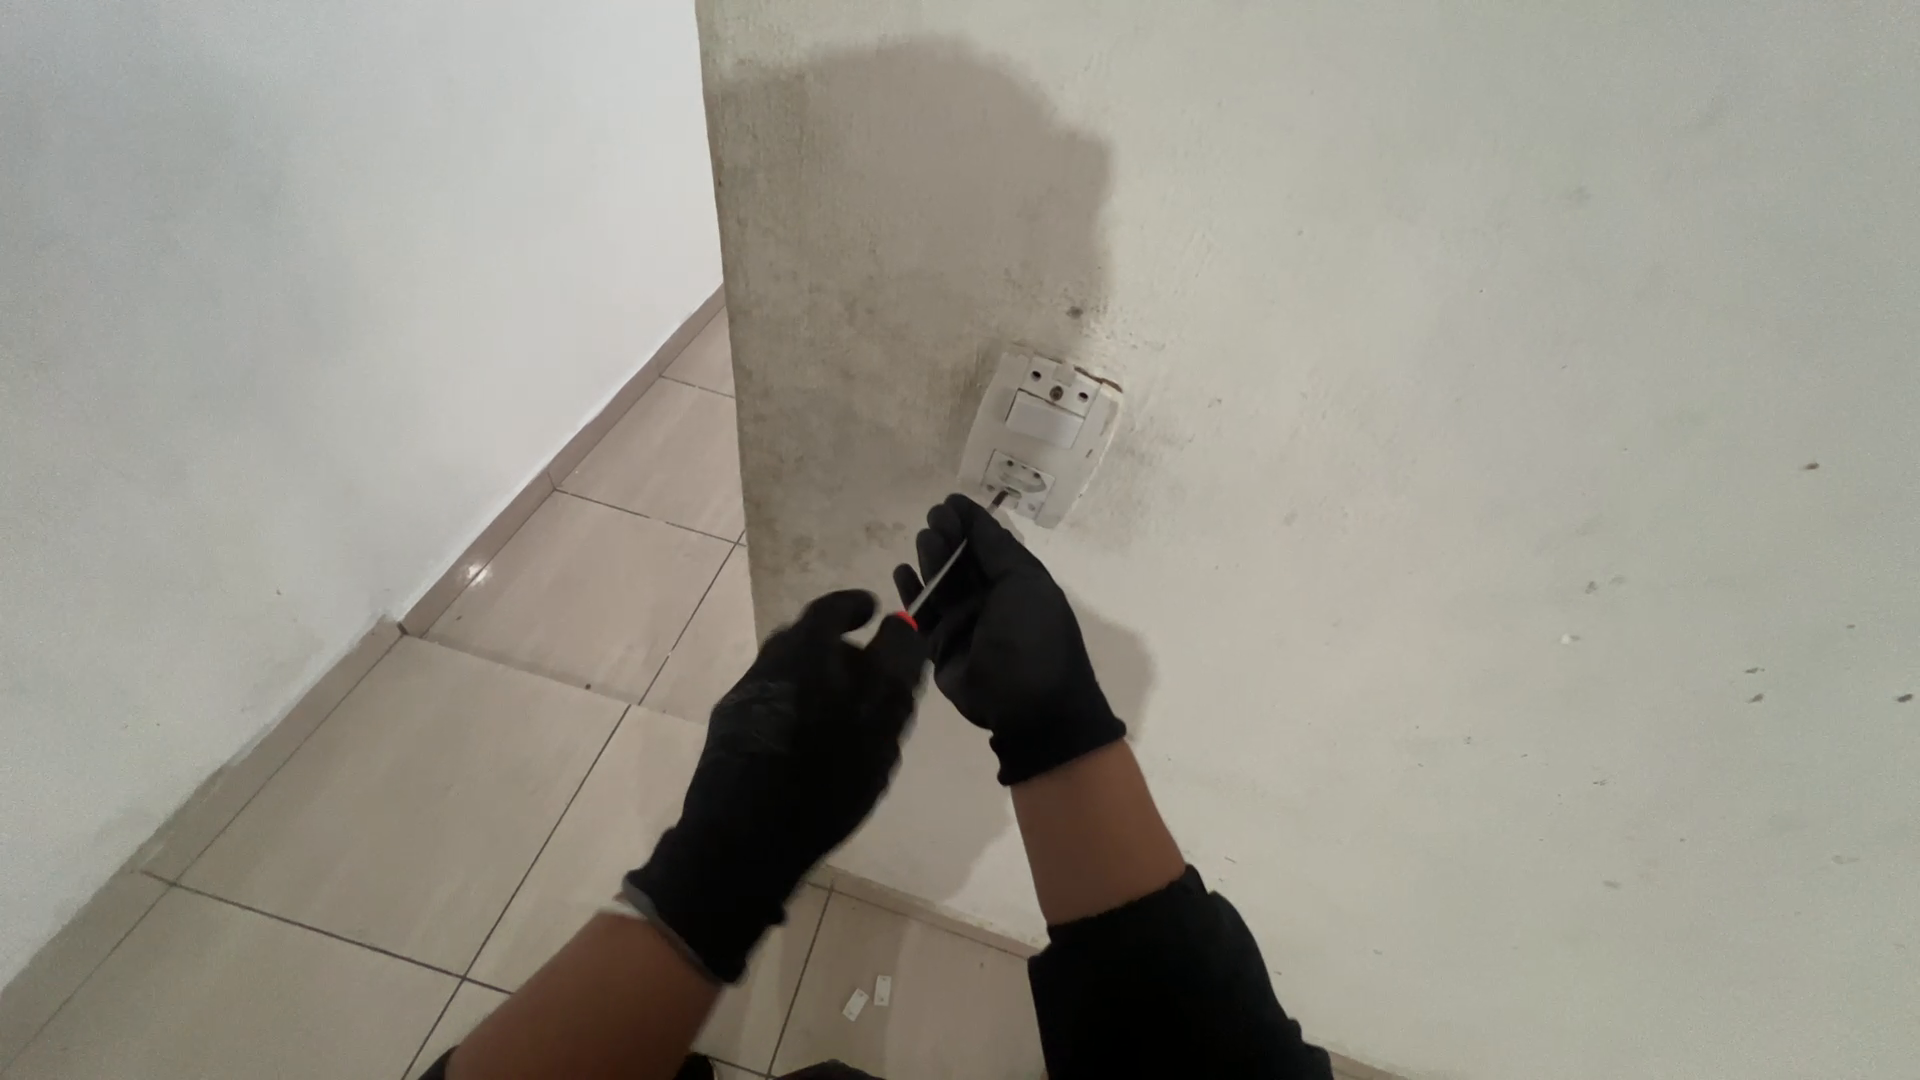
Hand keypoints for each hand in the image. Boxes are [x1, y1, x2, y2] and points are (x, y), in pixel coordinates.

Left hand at [624, 590, 925, 981]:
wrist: (741, 842)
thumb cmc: (823, 780)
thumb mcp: (880, 722)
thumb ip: (896, 667)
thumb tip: (902, 626)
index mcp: (805, 651)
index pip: (833, 608)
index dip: (855, 606)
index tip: (873, 613)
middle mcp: (770, 662)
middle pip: (809, 638)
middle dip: (840, 647)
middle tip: (867, 673)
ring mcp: (745, 695)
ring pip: (790, 669)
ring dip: (818, 677)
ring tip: (843, 711)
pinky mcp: (730, 726)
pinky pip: (774, 697)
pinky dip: (797, 701)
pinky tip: (810, 736)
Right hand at [892, 493, 1123, 784]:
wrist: (1029, 705)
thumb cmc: (1032, 635)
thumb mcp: (1023, 582)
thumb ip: (995, 547)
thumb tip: (973, 513)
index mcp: (1018, 581)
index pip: (990, 543)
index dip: (971, 521)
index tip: (949, 502)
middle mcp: (991, 599)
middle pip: (963, 560)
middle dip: (948, 537)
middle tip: (932, 519)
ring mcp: (966, 623)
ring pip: (941, 583)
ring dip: (932, 560)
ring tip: (922, 540)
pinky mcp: (942, 646)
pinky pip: (922, 615)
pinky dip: (912, 593)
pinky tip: (902, 572)